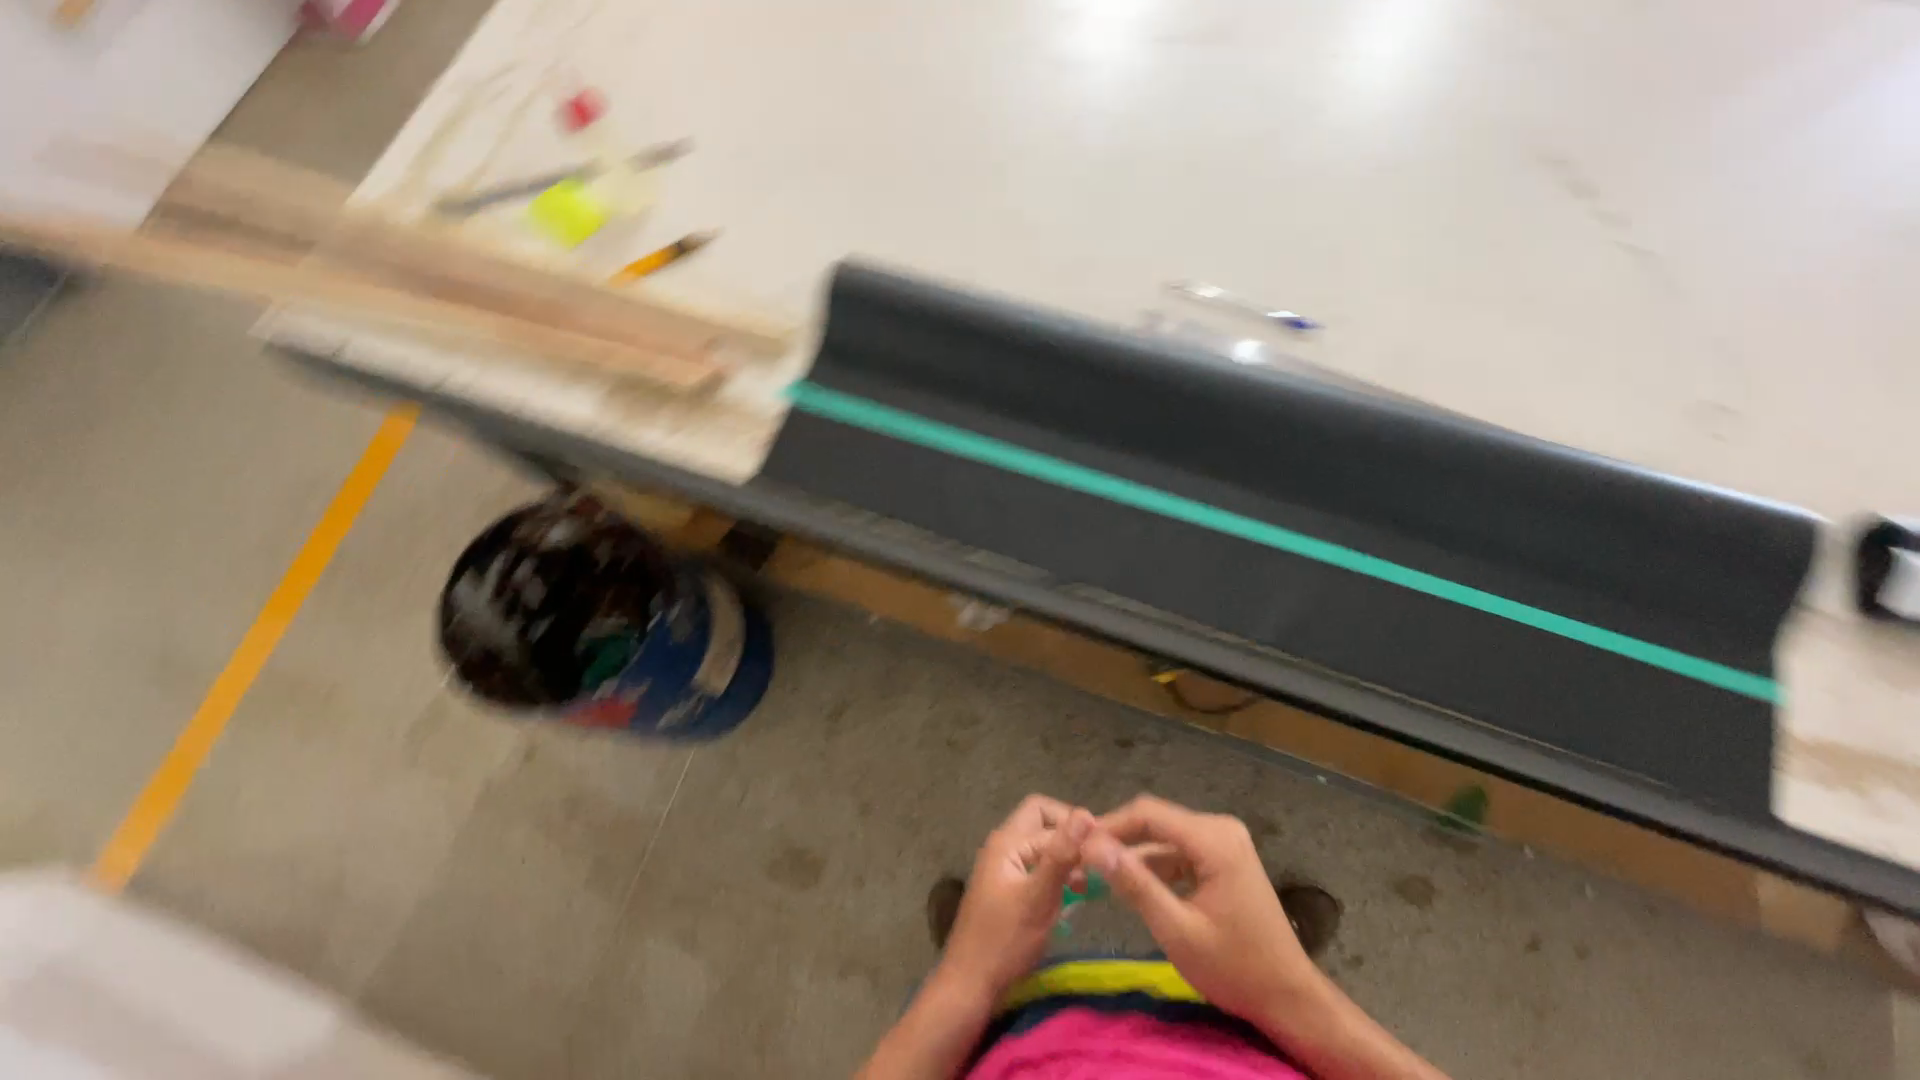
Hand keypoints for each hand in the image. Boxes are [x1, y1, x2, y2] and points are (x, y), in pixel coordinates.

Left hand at [935, 794, 1093, 1001]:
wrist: (971, 983)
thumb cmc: (1005, 940)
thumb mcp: (1039, 896)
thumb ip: (1061, 854)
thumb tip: (1086, 813)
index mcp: (1006, 842)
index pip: (1048, 814)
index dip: (1077, 827)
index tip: (1105, 851)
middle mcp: (1003, 847)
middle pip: (1043, 826)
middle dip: (1071, 841)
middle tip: (1096, 866)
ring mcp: (1004, 869)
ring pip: (1042, 850)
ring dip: (1066, 862)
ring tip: (1087, 888)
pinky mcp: (1008, 890)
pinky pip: (1037, 870)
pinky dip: (1056, 879)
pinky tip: (1072, 899)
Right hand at [1082, 794, 1315, 1021]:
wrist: (1288, 996)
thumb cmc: (1234, 967)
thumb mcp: (1176, 929)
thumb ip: (1134, 884)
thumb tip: (1091, 846)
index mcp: (1214, 839)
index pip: (1147, 813)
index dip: (1108, 826)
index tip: (1076, 847)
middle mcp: (1221, 828)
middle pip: (1155, 821)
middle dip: (1118, 840)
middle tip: (1081, 864)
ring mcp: (1225, 842)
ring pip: (1164, 837)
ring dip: (1134, 855)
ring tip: (1098, 877)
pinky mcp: (1224, 858)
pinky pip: (1179, 851)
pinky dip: (1155, 866)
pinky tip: (1133, 886)